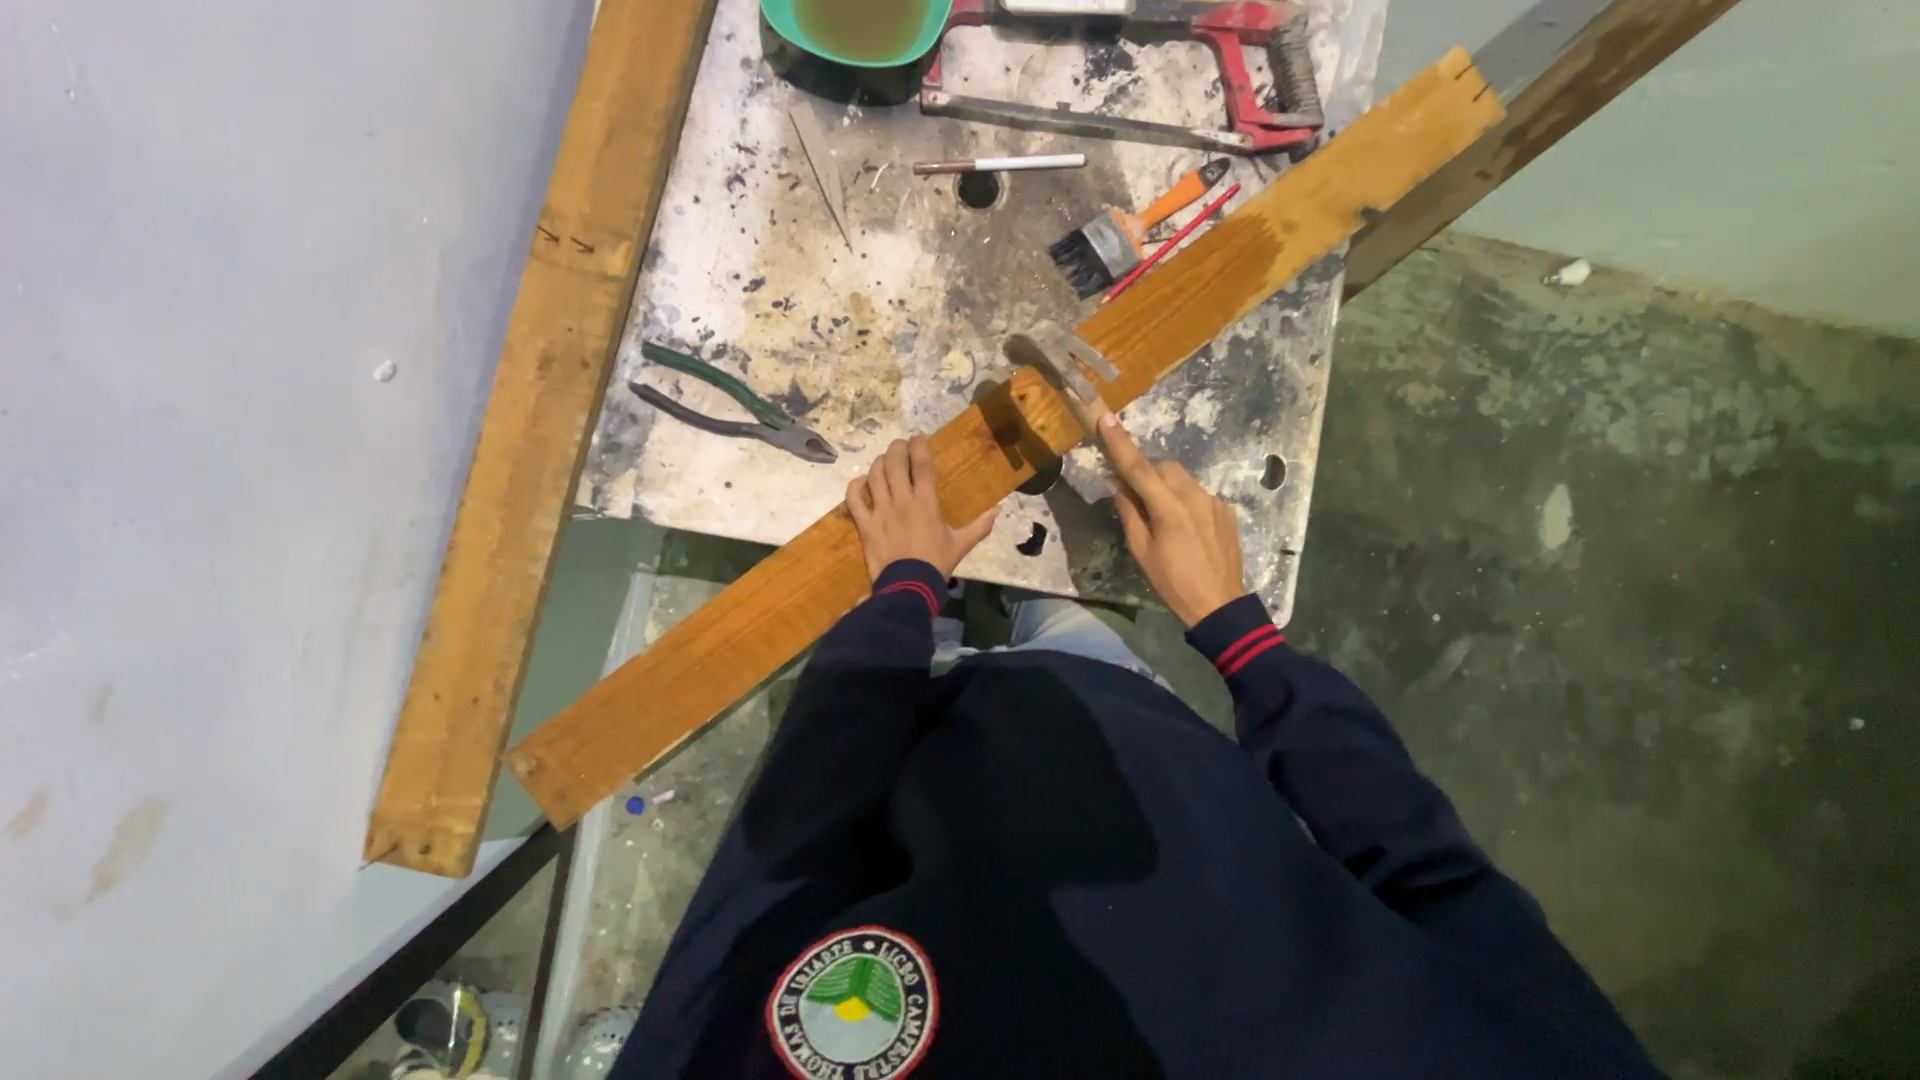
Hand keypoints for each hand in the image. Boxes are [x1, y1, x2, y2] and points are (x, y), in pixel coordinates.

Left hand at [846, 435, 998, 581]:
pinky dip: (856, 486)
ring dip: (878, 463)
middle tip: (900, 446)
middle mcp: (902, 501)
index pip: (922, 464)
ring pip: (874, 475)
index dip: (919, 445)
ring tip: (884, 461)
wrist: (909, 586)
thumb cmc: (936, 564)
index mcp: (926, 503)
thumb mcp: (961, 545)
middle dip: (896, 448)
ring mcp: (880, 511)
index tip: (919, 437)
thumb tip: (998, 510)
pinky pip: (854, 498)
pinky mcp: (865, 524)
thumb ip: (980, 526)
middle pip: (894, 462)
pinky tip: (862, 483)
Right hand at [1102, 414, 1246, 626]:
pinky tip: (1185, 529)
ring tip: (1162, 517)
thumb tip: (1115, 484)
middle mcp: (1193, 495)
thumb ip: (1129, 512)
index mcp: (1168, 507)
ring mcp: (1213, 501)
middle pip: (1163, 467)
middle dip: (1147, 473)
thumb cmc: (1172, 582)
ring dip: (1166, 487)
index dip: (1120, 443)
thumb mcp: (1141, 551)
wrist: (1219, 603)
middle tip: (1135, 496)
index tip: (1107, 418)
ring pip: (1182, 479)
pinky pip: (1198, 494)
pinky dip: (1185, 501)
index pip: (1138, 467)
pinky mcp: (1225, 510)